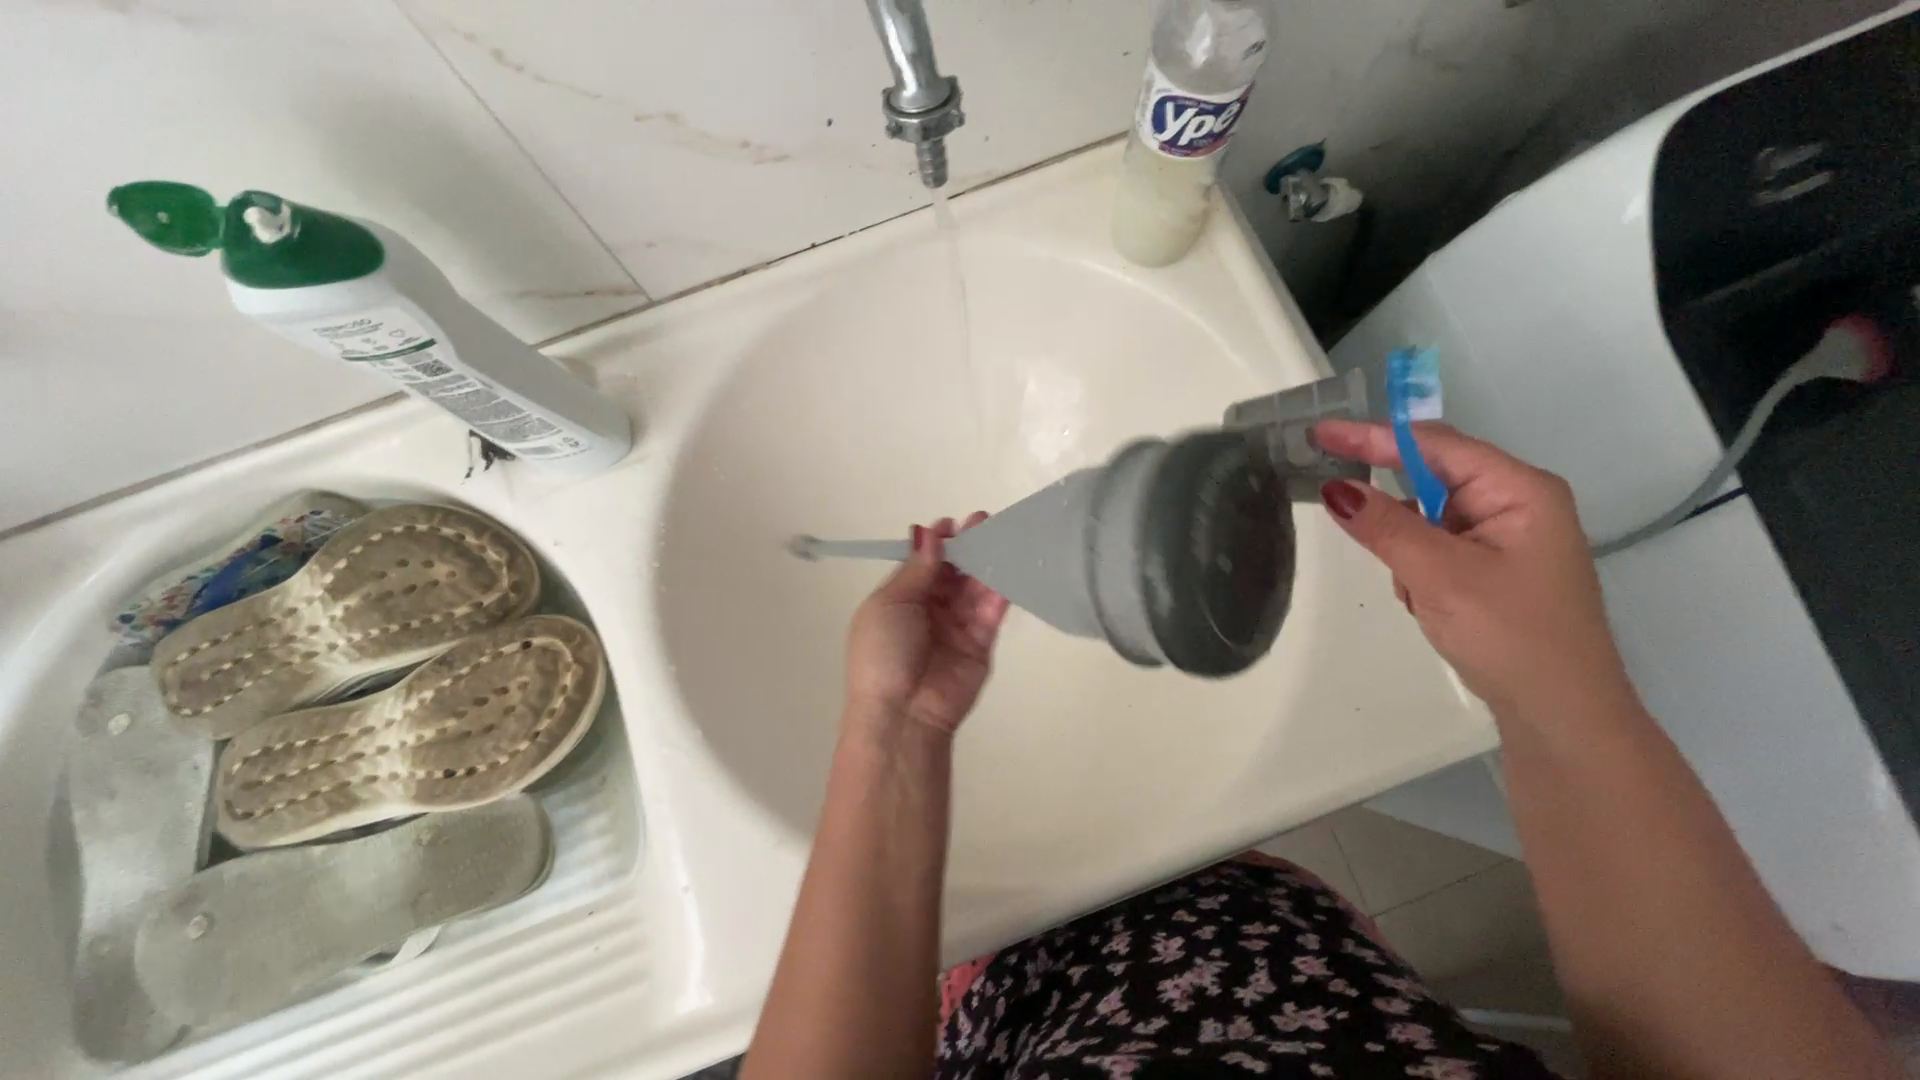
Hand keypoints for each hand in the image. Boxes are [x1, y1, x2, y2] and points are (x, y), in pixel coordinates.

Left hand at [845, 514, 1010, 736]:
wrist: (902, 714)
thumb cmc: (883, 654)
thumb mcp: (889, 604)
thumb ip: (916, 569)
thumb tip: (928, 532)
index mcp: (899, 600)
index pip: (923, 564)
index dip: (937, 544)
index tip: (950, 524)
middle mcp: (929, 610)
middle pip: (952, 572)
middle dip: (965, 547)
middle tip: (981, 522)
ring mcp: (957, 626)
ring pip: (975, 586)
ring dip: (986, 561)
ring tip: (999, 535)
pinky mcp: (982, 642)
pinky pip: (992, 609)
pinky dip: (1001, 587)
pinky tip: (1009, 563)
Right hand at [1312, 419, 1637, 716]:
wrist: (1562, 716)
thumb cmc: (1510, 636)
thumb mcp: (1438, 575)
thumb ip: (1385, 526)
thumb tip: (1334, 488)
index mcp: (1519, 489)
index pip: (1434, 445)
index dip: (1373, 435)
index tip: (1319, 432)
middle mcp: (1516, 503)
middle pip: (1432, 478)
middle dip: (1393, 506)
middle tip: (1341, 508)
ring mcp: (1506, 537)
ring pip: (1427, 518)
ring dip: (1406, 546)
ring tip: (1418, 592)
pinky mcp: (1494, 568)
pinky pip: (1436, 547)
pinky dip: (1417, 568)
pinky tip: (1427, 602)